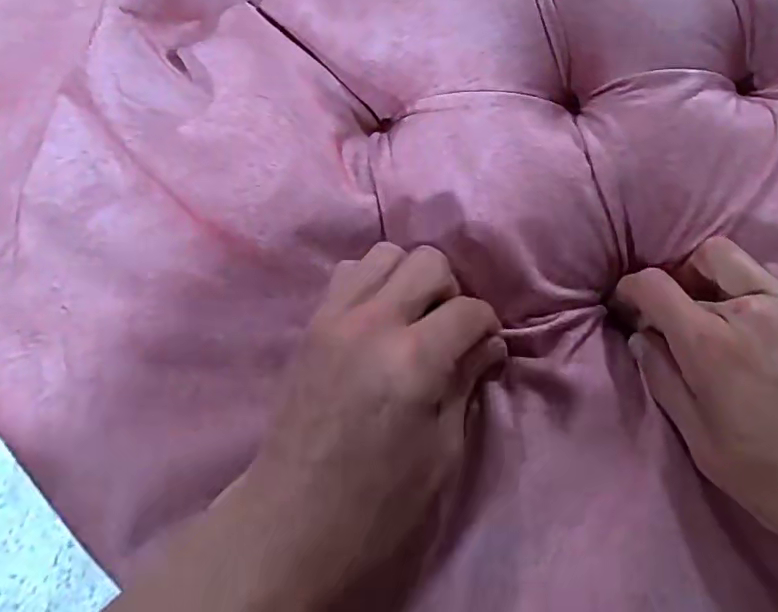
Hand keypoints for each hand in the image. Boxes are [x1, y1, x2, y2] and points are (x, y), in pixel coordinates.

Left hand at [114, 243, 505, 611]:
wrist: (290, 524)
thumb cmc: (378, 503)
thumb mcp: (442, 452)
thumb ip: (466, 382)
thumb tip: (488, 343)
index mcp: (414, 361)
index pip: (470, 310)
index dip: (488, 325)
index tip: (486, 346)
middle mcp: (375, 323)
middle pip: (430, 261)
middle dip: (451, 291)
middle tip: (448, 329)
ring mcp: (336, 317)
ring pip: (387, 253)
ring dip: (409, 278)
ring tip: (410, 317)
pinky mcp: (312, 323)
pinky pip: (348, 271)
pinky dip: (371, 283)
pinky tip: (375, 320)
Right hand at [612, 238, 777, 611]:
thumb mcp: (710, 450)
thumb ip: (668, 385)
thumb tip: (645, 340)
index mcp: (712, 342)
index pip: (654, 285)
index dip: (631, 289)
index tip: (629, 305)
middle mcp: (751, 304)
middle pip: (701, 257)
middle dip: (681, 277)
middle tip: (686, 313)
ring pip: (744, 259)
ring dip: (724, 278)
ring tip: (733, 317)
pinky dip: (764, 289)